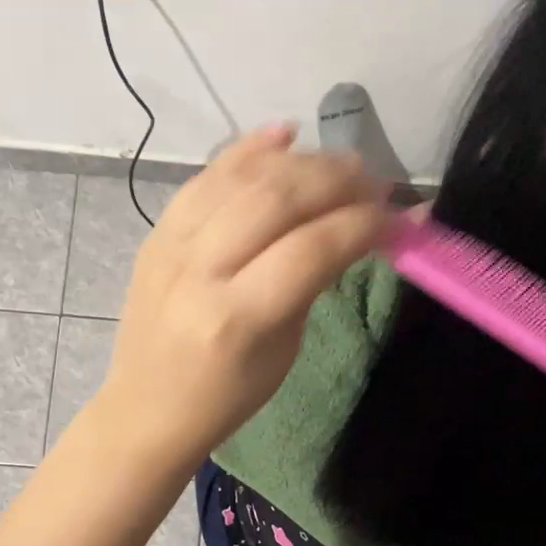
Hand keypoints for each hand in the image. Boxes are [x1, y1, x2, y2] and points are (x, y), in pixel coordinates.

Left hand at [93, 124, 390, 459]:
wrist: (146, 410)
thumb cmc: (226, 398)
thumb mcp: (282, 353)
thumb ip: (312, 285)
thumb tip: (354, 232)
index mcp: (236, 319)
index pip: (311, 248)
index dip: (363, 224)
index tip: (398, 219)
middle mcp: (200, 271)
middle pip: (278, 198)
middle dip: (337, 180)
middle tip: (376, 183)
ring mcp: (171, 245)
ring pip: (243, 176)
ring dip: (301, 161)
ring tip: (342, 165)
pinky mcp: (157, 232)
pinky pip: (206, 174)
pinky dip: (248, 149)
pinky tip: (286, 135)